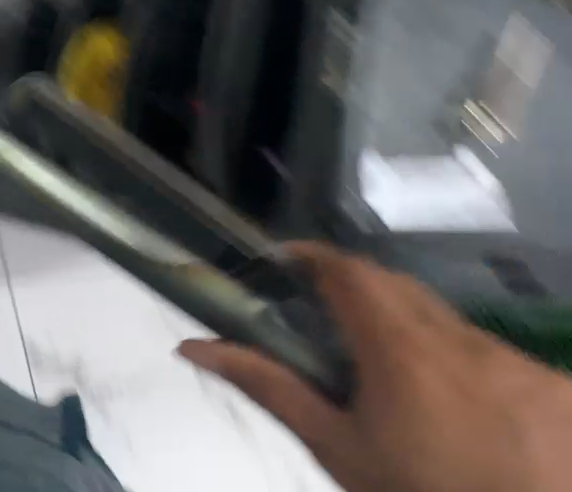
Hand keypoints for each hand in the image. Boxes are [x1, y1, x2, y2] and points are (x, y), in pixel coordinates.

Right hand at [179, 243, 571, 491]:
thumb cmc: (425, 491)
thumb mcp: (338, 449)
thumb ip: (270, 388)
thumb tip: (190, 346)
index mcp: (402, 349)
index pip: (349, 270)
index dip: (314, 256)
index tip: (284, 262)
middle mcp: (466, 343)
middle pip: (400, 288)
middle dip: (360, 290)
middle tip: (329, 319)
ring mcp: (529, 369)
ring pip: (453, 326)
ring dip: (419, 335)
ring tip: (405, 382)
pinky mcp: (567, 395)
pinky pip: (506, 360)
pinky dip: (473, 368)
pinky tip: (471, 413)